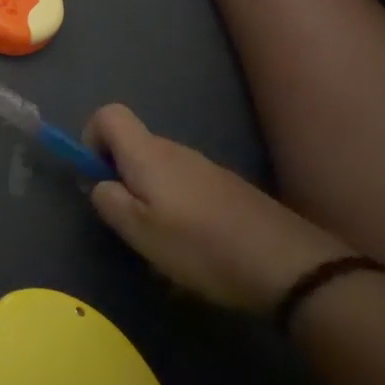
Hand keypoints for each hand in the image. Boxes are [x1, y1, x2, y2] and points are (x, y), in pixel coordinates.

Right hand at [84, 104, 351, 312]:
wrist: (293, 269)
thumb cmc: (202, 246)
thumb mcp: (138, 230)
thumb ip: (107, 199)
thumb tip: (100, 183)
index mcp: (148, 153)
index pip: (108, 114)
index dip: (91, 138)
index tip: (97, 176)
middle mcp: (176, 151)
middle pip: (133, 146)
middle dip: (122, 177)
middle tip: (130, 221)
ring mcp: (208, 170)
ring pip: (160, 171)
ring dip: (151, 198)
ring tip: (164, 243)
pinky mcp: (231, 191)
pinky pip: (188, 189)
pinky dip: (180, 211)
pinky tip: (196, 248)